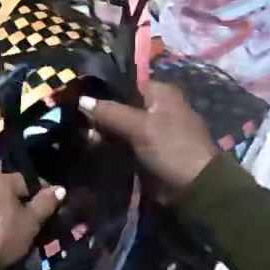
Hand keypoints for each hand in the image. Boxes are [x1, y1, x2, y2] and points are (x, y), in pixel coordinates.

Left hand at [0, 162, 66, 263]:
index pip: (25, 179)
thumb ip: (45, 203)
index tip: (42, 204)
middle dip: (10, 180)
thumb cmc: (4, 237)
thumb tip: (60, 188)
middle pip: (0, 171)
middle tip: (19, 198)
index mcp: (3, 179)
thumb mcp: (30, 222)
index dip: (36, 191)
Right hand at [78, 80, 220, 190]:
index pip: (125, 82)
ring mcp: (152, 128)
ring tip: (78, 134)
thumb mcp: (139, 126)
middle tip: (74, 119)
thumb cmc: (171, 147)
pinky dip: (109, 144)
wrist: (194, 187)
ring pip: (119, 124)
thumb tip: (80, 99)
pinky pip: (123, 141)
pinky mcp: (148, 148)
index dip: (101, 89)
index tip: (77, 97)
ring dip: (102, 131)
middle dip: (99, 113)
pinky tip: (90, 145)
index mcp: (160, 92)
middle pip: (120, 104)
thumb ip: (109, 112)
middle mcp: (156, 106)